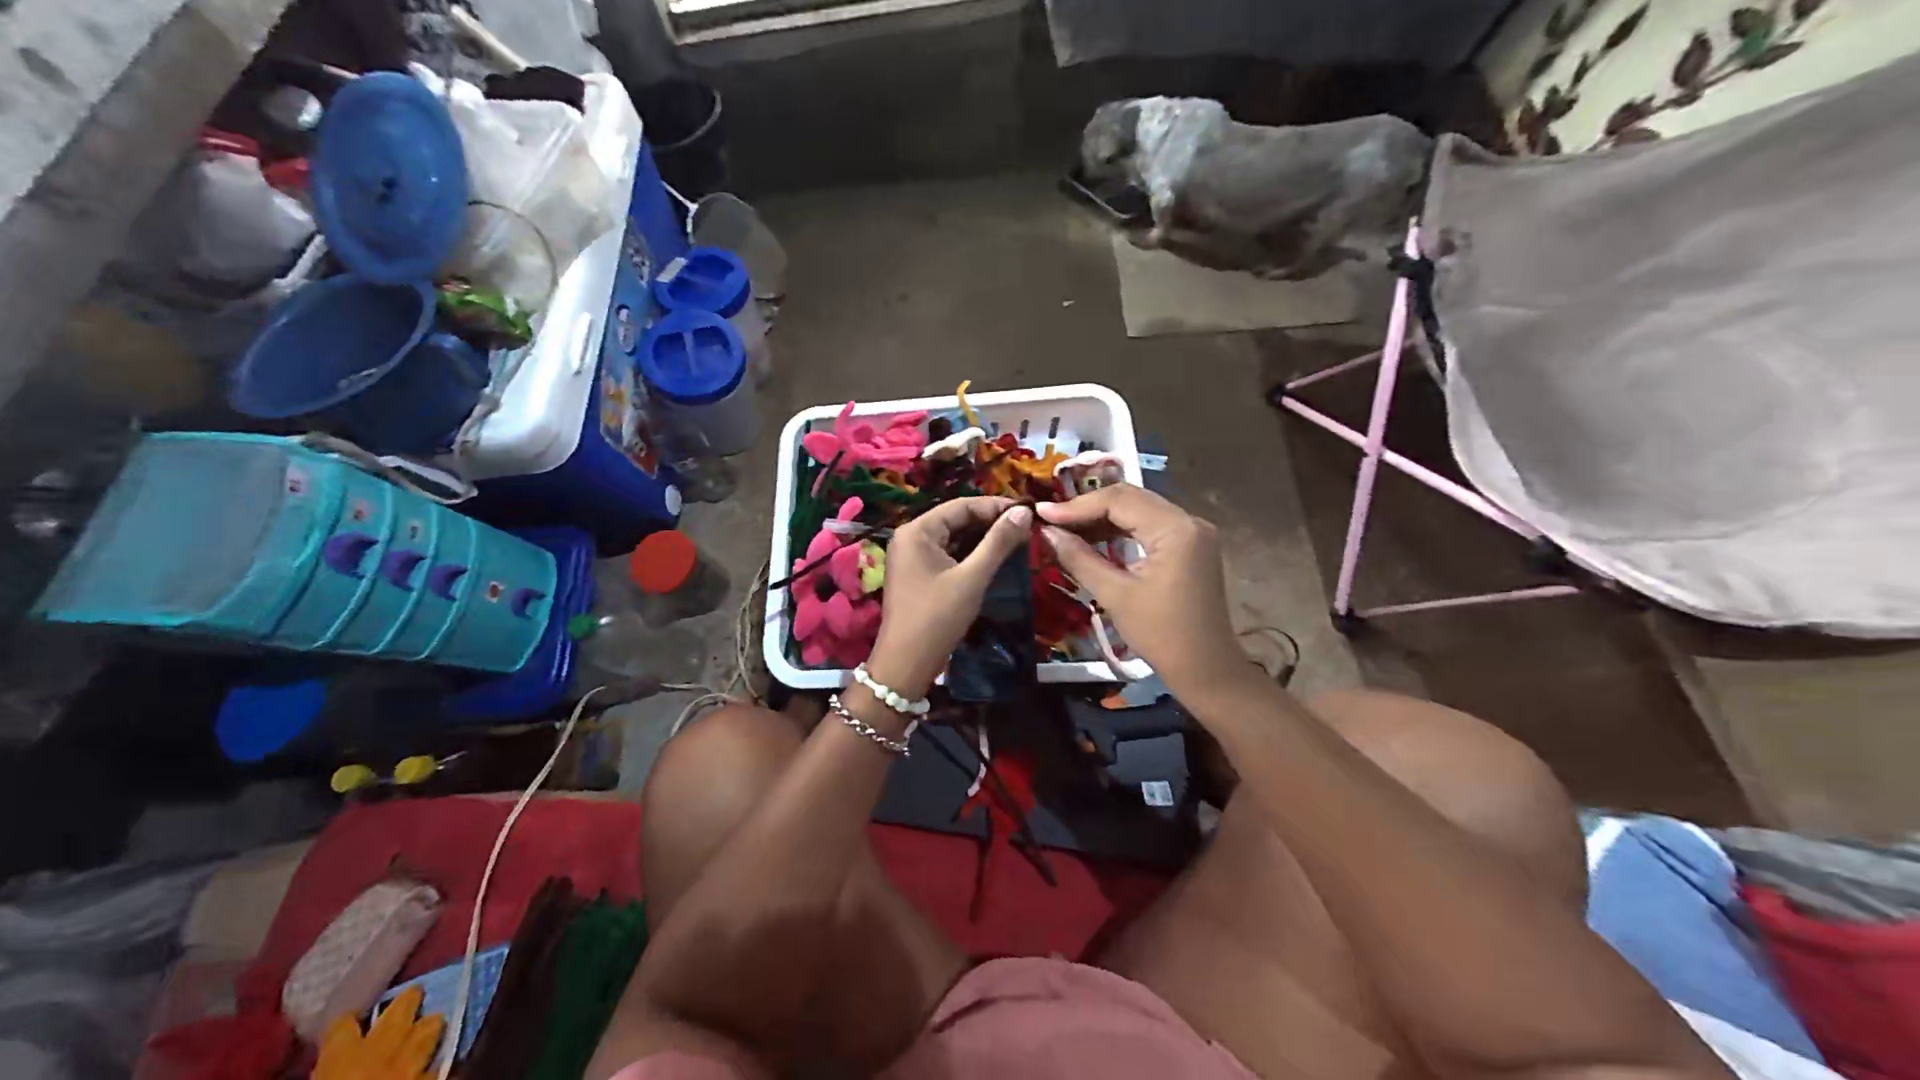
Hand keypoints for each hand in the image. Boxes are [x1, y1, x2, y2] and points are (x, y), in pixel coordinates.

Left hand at [867, 497, 1032, 697]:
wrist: (906, 663)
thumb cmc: (938, 617)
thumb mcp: (972, 578)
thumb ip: (998, 542)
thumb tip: (1024, 511)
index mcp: (917, 530)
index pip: (962, 505)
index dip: (996, 507)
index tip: (1028, 512)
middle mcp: (911, 537)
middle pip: (957, 519)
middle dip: (991, 523)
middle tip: (1026, 528)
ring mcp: (912, 557)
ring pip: (953, 538)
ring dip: (983, 539)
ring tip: (1017, 542)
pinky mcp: (917, 574)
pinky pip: (947, 555)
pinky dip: (970, 555)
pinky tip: (994, 559)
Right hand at [1036, 484, 1241, 692]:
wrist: (1205, 668)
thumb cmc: (1160, 634)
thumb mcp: (1115, 595)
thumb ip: (1079, 558)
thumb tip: (1046, 533)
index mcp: (1175, 529)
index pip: (1119, 500)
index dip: (1076, 505)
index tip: (1042, 514)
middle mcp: (1189, 521)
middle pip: (1130, 498)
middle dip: (1088, 507)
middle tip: (1050, 519)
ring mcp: (1192, 532)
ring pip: (1139, 509)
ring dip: (1102, 517)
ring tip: (1066, 529)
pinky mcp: (1190, 545)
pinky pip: (1149, 525)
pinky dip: (1120, 529)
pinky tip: (1093, 538)